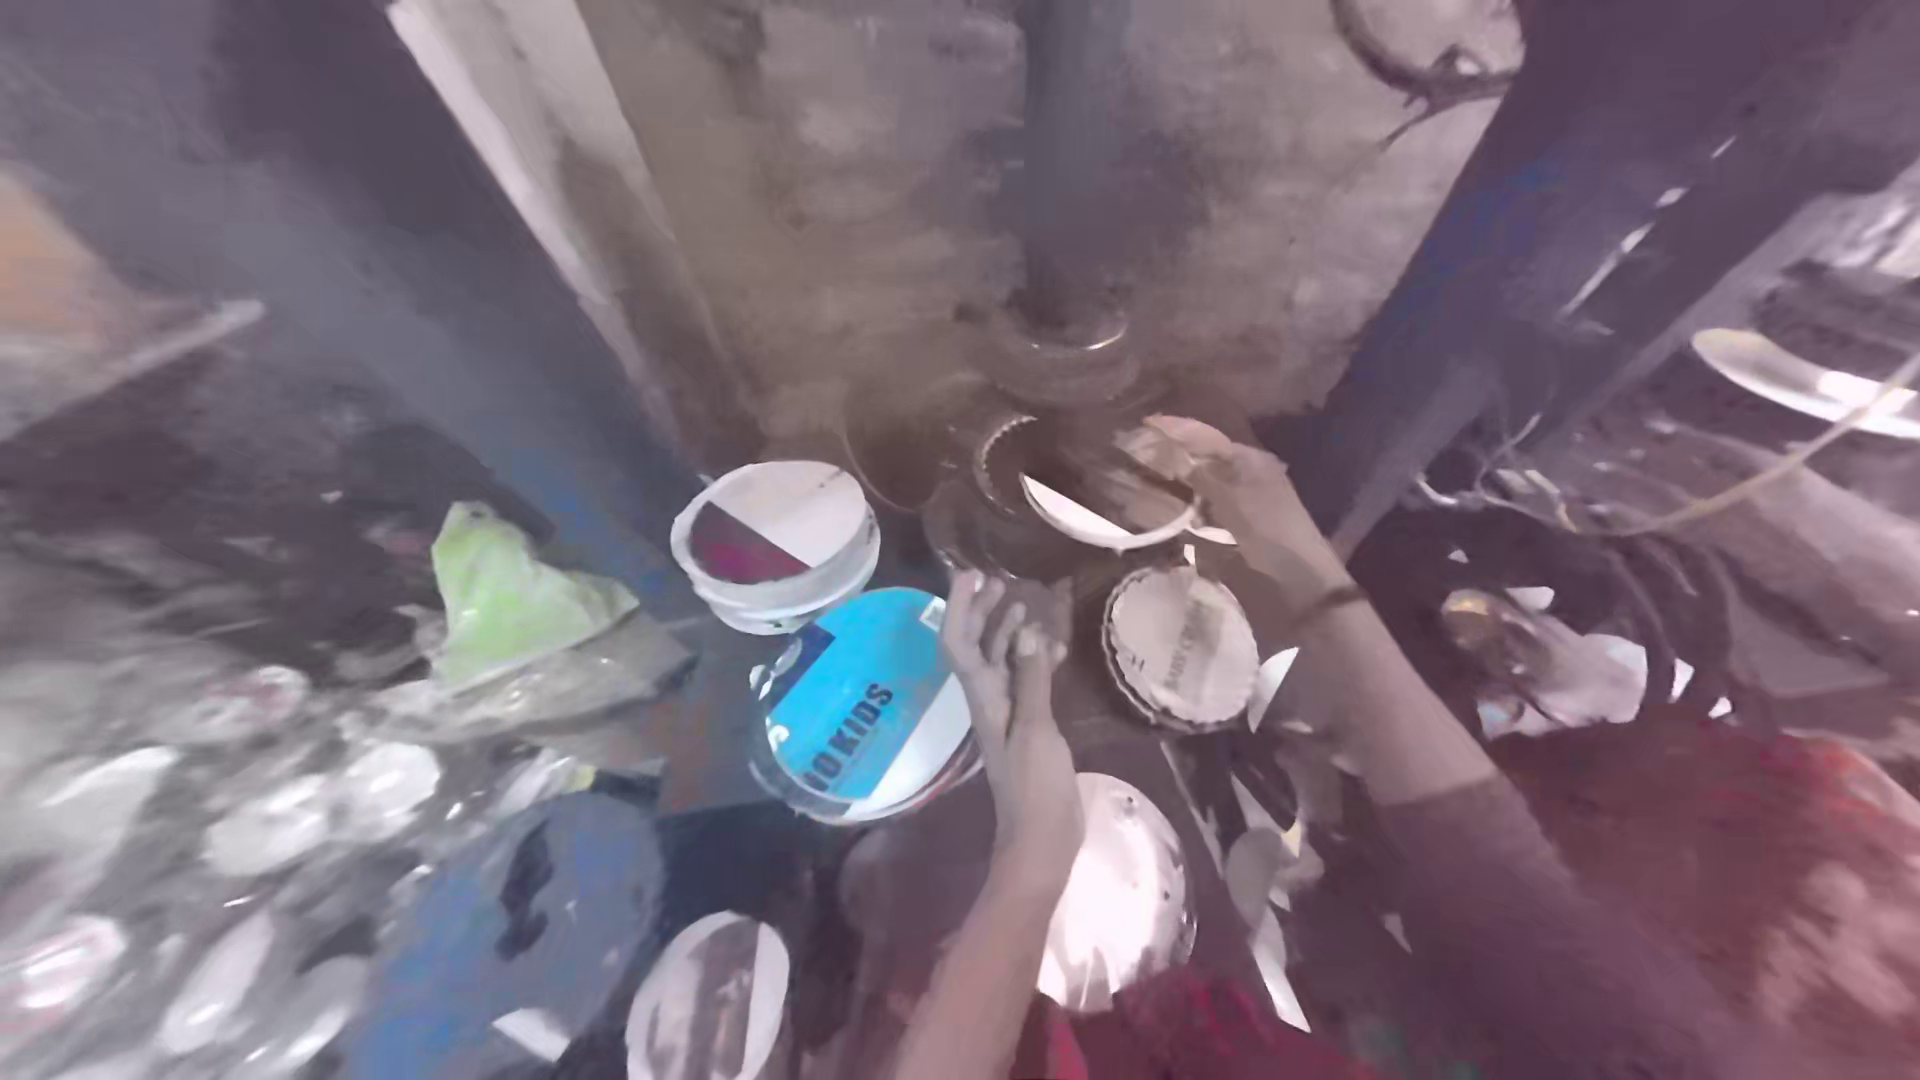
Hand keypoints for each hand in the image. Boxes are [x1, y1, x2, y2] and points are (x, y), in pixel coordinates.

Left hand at [941, 572, 1083, 890]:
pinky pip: (1026, 678)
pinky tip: (1055, 644)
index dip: (960, 606)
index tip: (971, 575)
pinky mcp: (1028, 720)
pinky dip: (1036, 658)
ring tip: (1024, 602)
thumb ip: (1031, 680)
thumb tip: (1029, 632)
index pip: (958, 642)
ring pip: (1001, 659)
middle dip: (982, 610)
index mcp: (982, 695)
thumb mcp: (1034, 729)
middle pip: (976, 644)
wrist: (1042, 837)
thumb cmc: (1034, 785)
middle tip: (1001, 581)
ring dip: (1008, 630)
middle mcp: (989, 696)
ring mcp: (1008, 709)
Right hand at [1143, 416, 1352, 609]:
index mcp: (1249, 459)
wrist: (1298, 567)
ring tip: (1154, 478)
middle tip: (1145, 454)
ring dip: (1184, 480)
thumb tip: (1173, 456)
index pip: (1207, 437)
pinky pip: (1211, 501)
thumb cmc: (1266, 527)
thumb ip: (1201, 476)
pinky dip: (1195, 501)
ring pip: (1207, 480)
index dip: (1178, 431)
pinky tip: (1177, 507)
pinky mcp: (1242, 515)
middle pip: (1206, 457)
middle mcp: (1248, 470)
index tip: (1148, 426)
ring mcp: (1246, 493)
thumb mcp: (1230, 499)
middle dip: (1178, 456)